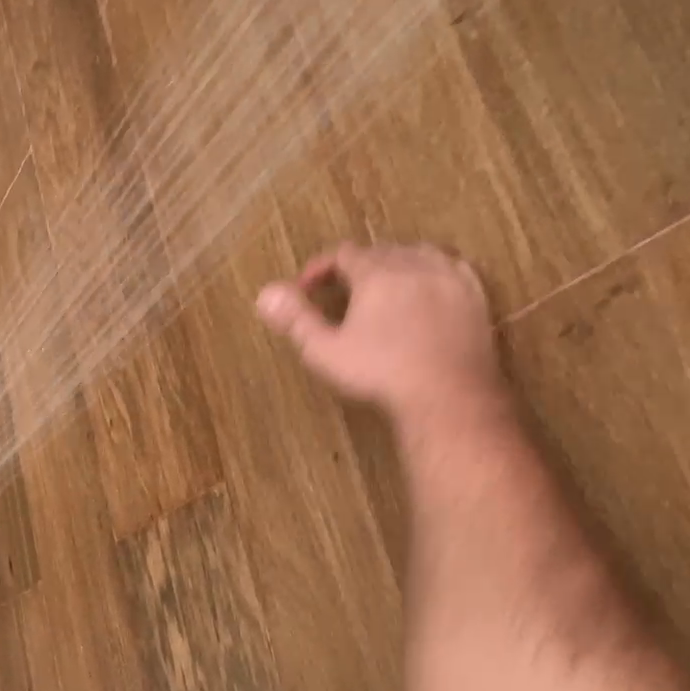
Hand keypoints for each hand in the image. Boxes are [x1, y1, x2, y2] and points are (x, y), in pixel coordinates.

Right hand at [256, 243, 505, 423]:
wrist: (445, 391)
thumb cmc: (377, 370)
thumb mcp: (323, 349)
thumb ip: (295, 318)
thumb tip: (264, 292)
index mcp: (377, 275)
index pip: (345, 253)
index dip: (320, 267)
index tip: (305, 287)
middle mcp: (416, 267)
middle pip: (382, 250)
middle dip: (355, 265)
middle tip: (337, 290)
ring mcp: (451, 278)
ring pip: (419, 253)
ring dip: (394, 262)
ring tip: (379, 284)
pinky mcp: (474, 295)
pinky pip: (451, 267)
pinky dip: (430, 270)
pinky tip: (424, 286)